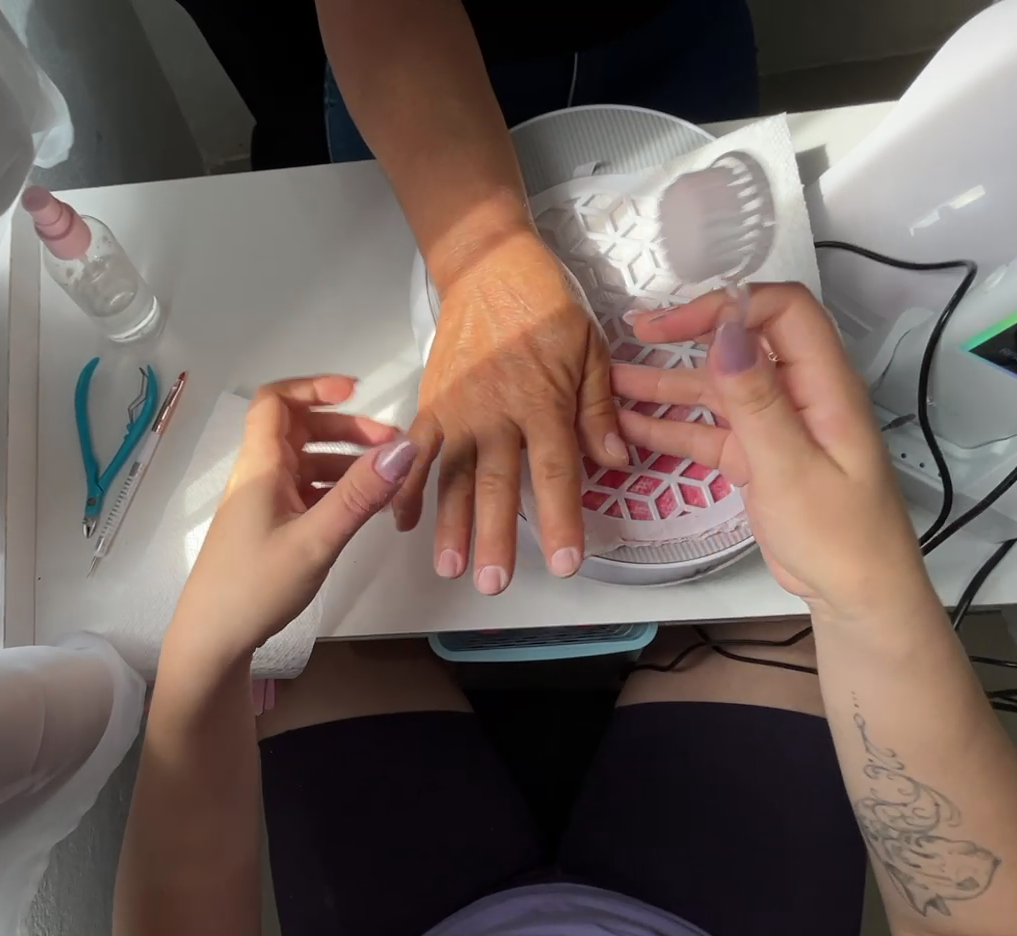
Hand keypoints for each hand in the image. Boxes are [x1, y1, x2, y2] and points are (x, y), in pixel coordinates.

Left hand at [167, 376, 412, 666]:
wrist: (211, 639)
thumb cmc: (256, 586)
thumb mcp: (316, 539)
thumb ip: (360, 494)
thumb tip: (404, 447)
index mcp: (260, 466)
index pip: (276, 402)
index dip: (313, 386)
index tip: (356, 392)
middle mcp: (258, 476)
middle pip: (299, 431)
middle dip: (345, 430)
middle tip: (391, 445)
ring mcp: (261, 503)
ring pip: (305, 464)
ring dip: (344, 463)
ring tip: (386, 481)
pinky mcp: (267, 527)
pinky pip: (304, 492)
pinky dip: (333, 491)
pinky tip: (361, 509)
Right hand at [395, 232, 628, 594]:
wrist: (489, 270)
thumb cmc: (545, 307)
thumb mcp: (590, 351)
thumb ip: (597, 410)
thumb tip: (615, 462)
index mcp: (544, 402)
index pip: (555, 472)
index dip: (560, 520)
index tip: (563, 562)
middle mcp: (498, 413)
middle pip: (498, 484)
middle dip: (495, 537)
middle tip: (492, 583)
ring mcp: (459, 411)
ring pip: (454, 476)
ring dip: (449, 524)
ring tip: (448, 566)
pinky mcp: (431, 404)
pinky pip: (417, 451)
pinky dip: (406, 485)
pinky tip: (401, 521)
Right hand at [615, 284, 926, 616]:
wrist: (853, 593)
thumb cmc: (836, 534)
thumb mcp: (790, 467)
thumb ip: (756, 400)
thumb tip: (727, 334)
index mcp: (822, 385)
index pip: (779, 313)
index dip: (724, 308)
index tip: (669, 326)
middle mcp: (797, 395)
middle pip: (737, 347)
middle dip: (683, 337)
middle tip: (630, 335)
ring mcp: (773, 427)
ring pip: (714, 391)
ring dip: (664, 385)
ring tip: (609, 383)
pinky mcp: (754, 457)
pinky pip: (706, 431)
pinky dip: (669, 427)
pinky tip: (629, 427)